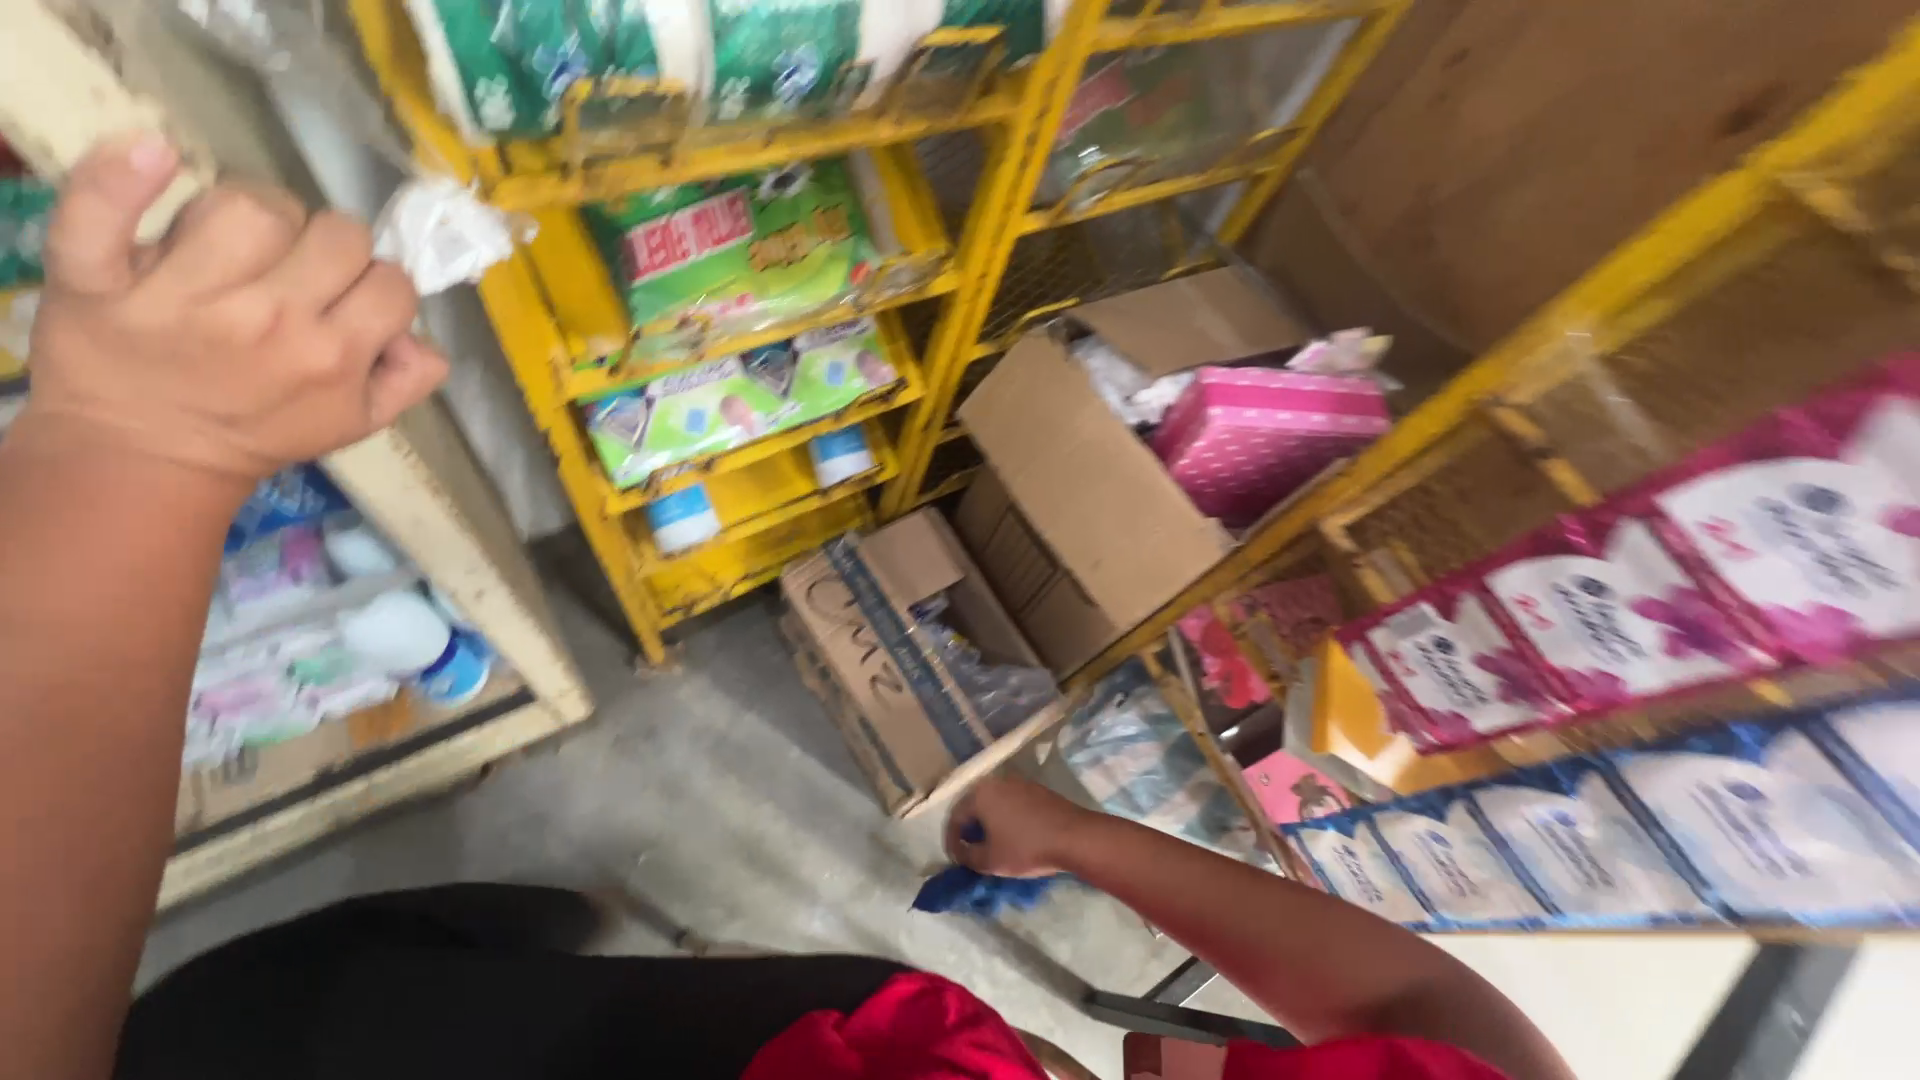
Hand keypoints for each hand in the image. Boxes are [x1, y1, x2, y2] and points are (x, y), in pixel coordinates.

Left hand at [22, 133, 447, 479]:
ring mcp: (183, 294)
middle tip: (307, 269)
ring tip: (244, 241)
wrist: (151, 453)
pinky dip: (123, 174)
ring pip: (251, 207)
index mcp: (334, 356)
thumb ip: (412, 379)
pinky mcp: (102, 275)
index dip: (381, 286)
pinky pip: (106, 207)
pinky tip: (156, 152)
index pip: (391, 282)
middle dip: (334, 245)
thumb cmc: (266, 431)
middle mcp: (271, 320)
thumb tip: (419, 336)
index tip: (355, 300)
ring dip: (260, 213)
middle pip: (336, 234)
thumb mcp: (362, 423)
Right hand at [944, 776, 1099, 877]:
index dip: (952, 840)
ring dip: (988, 822)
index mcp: (980, 794)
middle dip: (969, 829)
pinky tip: (1013, 835)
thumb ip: (967, 856)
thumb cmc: (1026, 848)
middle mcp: (997, 781)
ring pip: (994, 803)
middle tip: (970, 850)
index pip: (955, 817)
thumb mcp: (990, 861)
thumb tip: (961, 851)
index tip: (956, 859)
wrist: (1074, 836)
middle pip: (974, 806)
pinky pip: (1012, 803)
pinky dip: (1006, 817)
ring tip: (991, 844)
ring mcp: (1019, 782)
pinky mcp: (1037, 789)